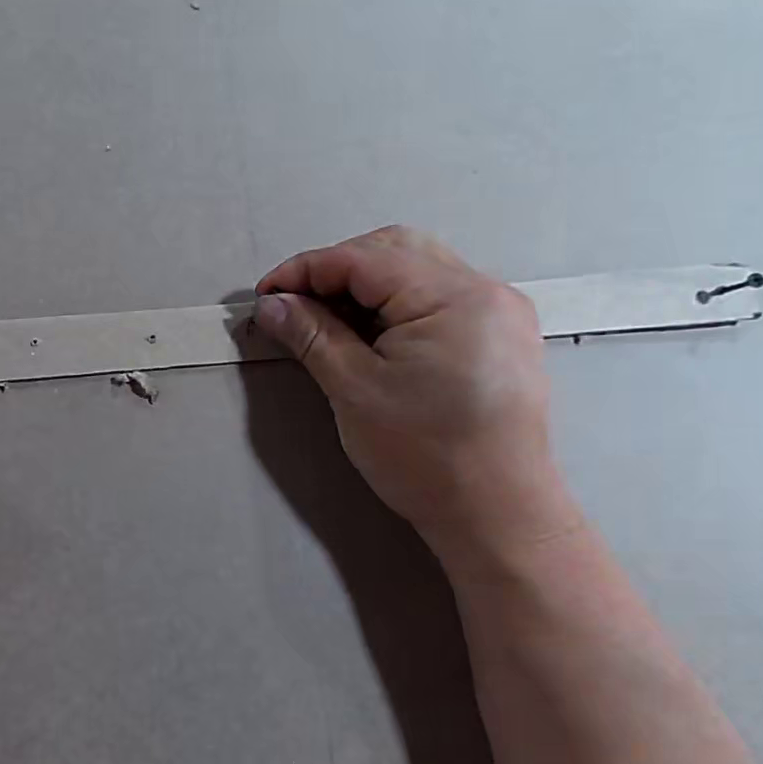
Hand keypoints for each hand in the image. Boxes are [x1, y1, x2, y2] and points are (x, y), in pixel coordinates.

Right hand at [253, 226, 581, 552]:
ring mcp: (497, 311)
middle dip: (334, 269)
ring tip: (324, 320)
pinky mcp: (497, 335)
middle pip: (394, 250)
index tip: (264, 294)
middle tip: (293, 305)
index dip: (305, 269)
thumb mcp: (354, 391)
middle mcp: (484, 290)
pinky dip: (392, 303)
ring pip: (417, 269)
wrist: (496, 513)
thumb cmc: (424, 456)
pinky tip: (367, 332)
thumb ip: (311, 335)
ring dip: (363, 283)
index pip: (364, 258)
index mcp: (453, 297)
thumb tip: (271, 303)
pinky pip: (436, 296)